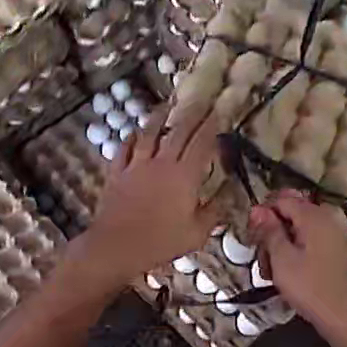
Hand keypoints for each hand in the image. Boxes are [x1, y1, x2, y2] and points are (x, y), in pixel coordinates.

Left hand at [77, 104, 224, 280]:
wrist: (117, 245)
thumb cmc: (161, 241)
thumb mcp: (197, 233)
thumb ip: (214, 211)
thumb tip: (228, 193)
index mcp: (184, 176)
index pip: (202, 144)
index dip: (211, 127)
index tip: (219, 113)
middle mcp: (162, 163)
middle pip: (178, 132)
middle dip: (191, 115)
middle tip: (200, 101)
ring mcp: (137, 166)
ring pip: (149, 135)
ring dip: (158, 119)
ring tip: (165, 107)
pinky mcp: (117, 173)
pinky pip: (124, 150)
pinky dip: (130, 139)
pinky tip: (133, 133)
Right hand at [249, 190, 346, 340]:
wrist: (346, 318)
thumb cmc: (310, 287)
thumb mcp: (281, 259)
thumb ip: (269, 230)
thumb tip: (257, 208)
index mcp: (314, 216)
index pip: (282, 199)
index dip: (264, 214)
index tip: (253, 235)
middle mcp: (328, 219)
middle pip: (292, 213)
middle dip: (273, 231)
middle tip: (262, 256)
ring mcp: (336, 236)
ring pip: (301, 230)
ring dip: (283, 245)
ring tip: (272, 270)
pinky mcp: (339, 252)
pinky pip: (313, 242)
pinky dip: (298, 252)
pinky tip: (289, 273)